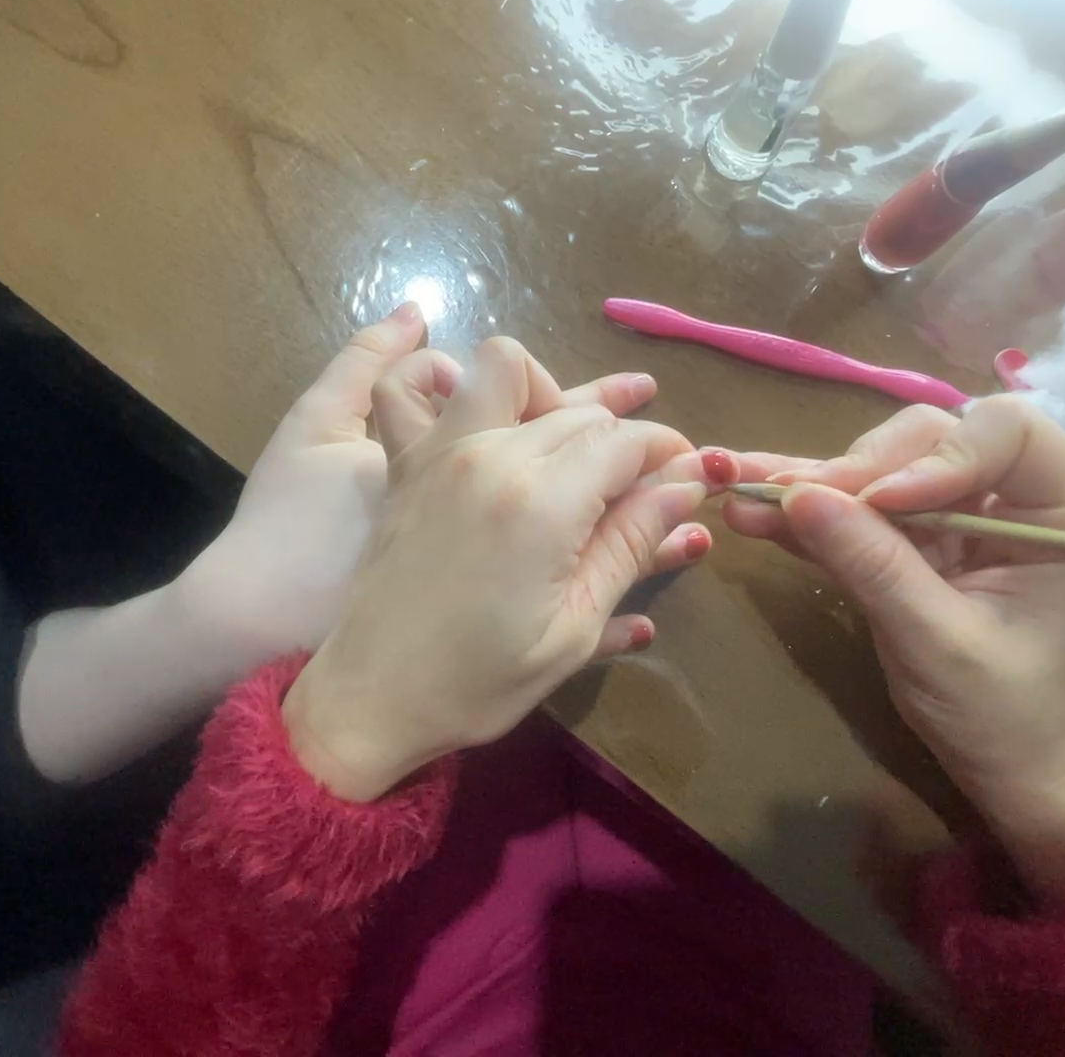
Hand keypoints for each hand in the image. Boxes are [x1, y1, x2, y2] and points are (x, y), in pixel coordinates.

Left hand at [189, 303, 671, 666]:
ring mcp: (438, 450)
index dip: (666, 453)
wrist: (374, 695)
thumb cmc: (480, 681)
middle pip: (577, 412)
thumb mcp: (574, 626)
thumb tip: (689, 482)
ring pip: (505, 370)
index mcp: (543, 503)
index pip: (625, 443)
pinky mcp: (402, 461)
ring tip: (559, 446)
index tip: (687, 476)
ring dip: (544, 393)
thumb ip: (631, 543)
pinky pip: (405, 386)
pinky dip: (434, 377)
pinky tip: (467, 409)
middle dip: (620, 439)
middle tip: (635, 487)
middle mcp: (491, 455)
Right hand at [724, 398, 1064, 901]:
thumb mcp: (935, 642)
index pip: (1007, 433)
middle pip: (928, 438)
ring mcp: (954, 510)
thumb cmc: (997, 712)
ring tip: (746, 495)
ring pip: (880, 462)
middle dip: (859, 468)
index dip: (938, 456)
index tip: (881, 503)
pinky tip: (750, 510)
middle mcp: (1009, 496)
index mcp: (1061, 514)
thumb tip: (795, 496)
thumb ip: (872, 565)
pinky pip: (854, 506)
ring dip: (814, 482)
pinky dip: (805, 511)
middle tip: (793, 501)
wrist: (996, 760)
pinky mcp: (910, 533)